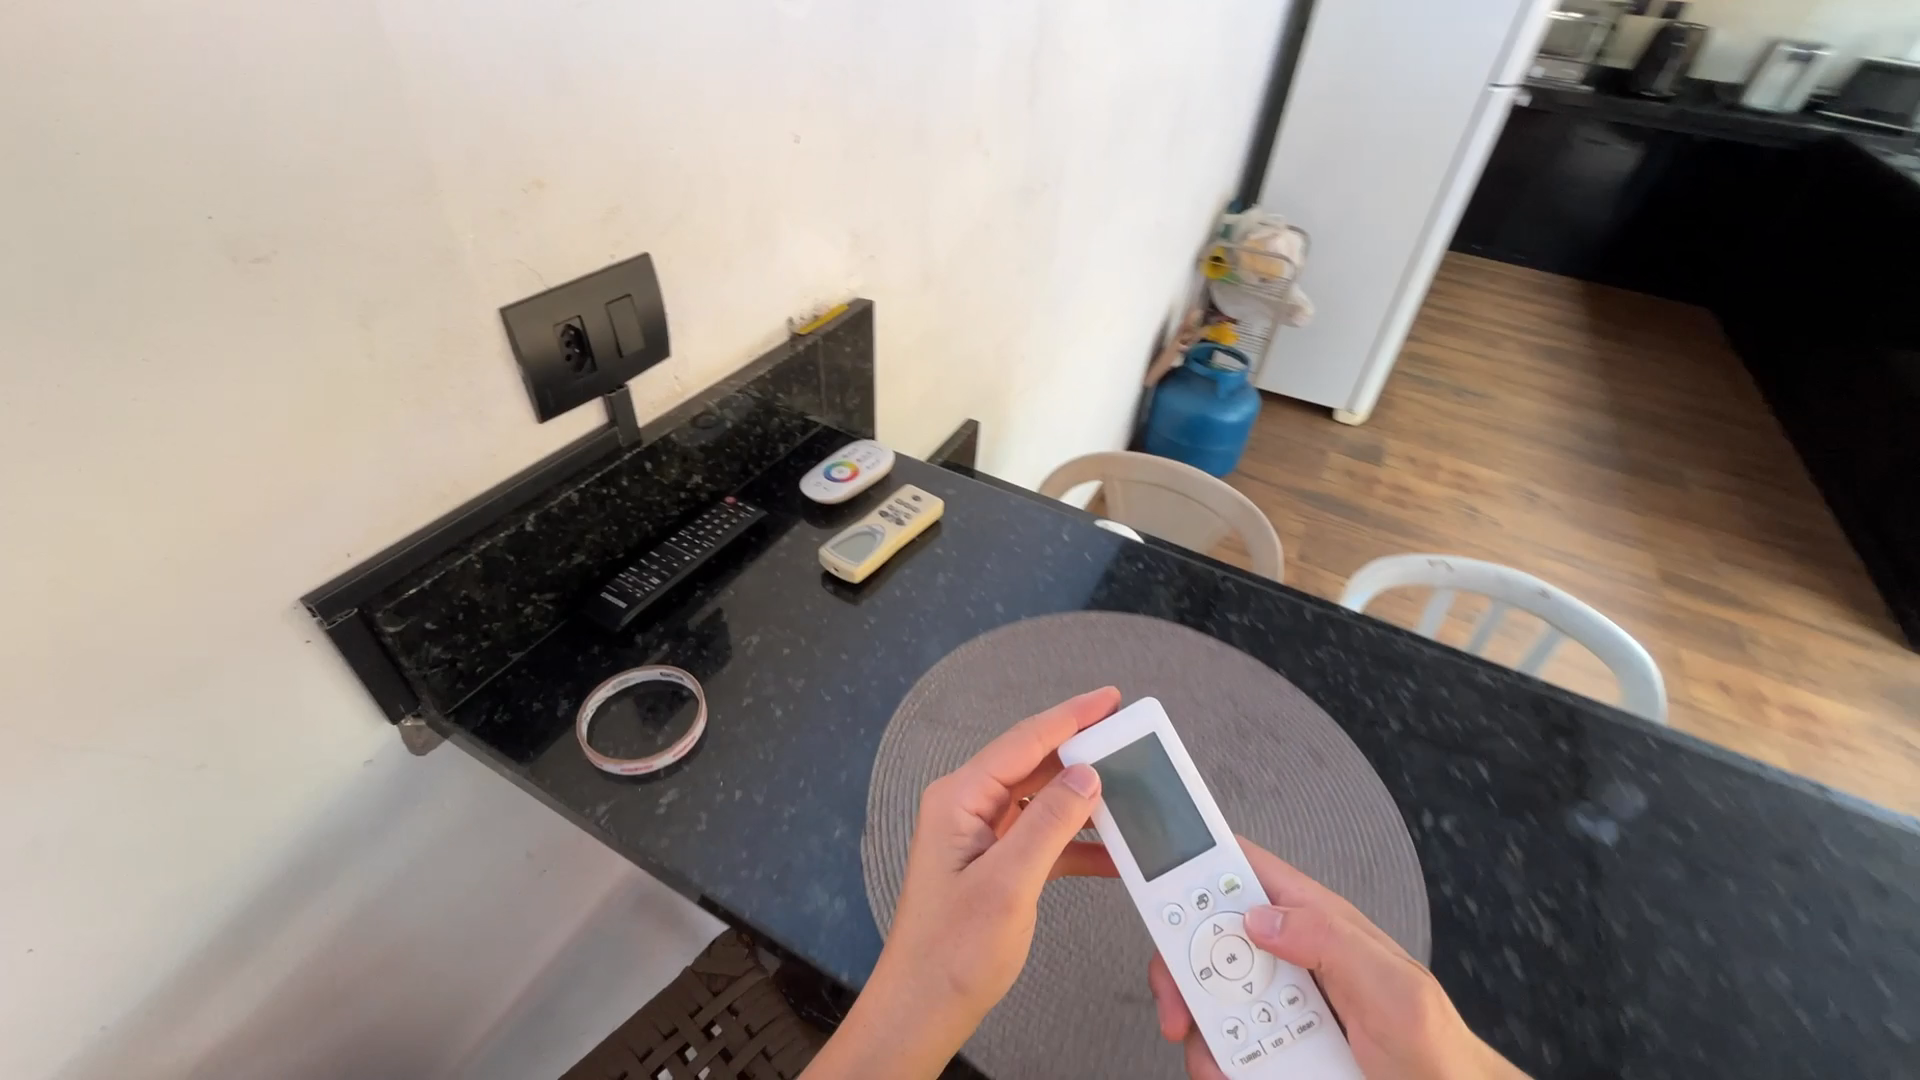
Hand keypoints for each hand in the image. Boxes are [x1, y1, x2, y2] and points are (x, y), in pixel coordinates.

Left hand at [804, 687, 1121, 1077]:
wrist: (924, 1008)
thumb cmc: (950, 953)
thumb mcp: (1008, 884)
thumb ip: (1050, 824)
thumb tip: (1087, 777)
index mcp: (960, 797)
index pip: (1024, 741)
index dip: (1071, 717)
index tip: (1108, 700)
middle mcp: (969, 806)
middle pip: (1034, 763)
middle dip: (1083, 752)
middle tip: (1127, 739)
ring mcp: (983, 833)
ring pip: (1043, 799)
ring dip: (1084, 799)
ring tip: (1128, 790)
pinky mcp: (997, 860)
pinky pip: (1044, 835)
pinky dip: (1078, 840)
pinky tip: (1112, 851)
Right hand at [1148, 839, 1528, 1079]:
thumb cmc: (1436, 1051)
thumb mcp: (1394, 990)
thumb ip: (1330, 939)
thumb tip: (1259, 916)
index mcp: (1309, 918)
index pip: (1238, 867)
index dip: (1191, 858)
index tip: (1151, 874)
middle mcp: (1283, 950)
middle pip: (1205, 934)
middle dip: (1180, 966)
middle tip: (1177, 1004)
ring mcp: (1274, 996)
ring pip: (1206, 992)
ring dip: (1198, 1025)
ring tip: (1216, 1061)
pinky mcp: (1270, 1041)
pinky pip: (1222, 1042)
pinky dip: (1214, 1061)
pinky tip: (1228, 1075)